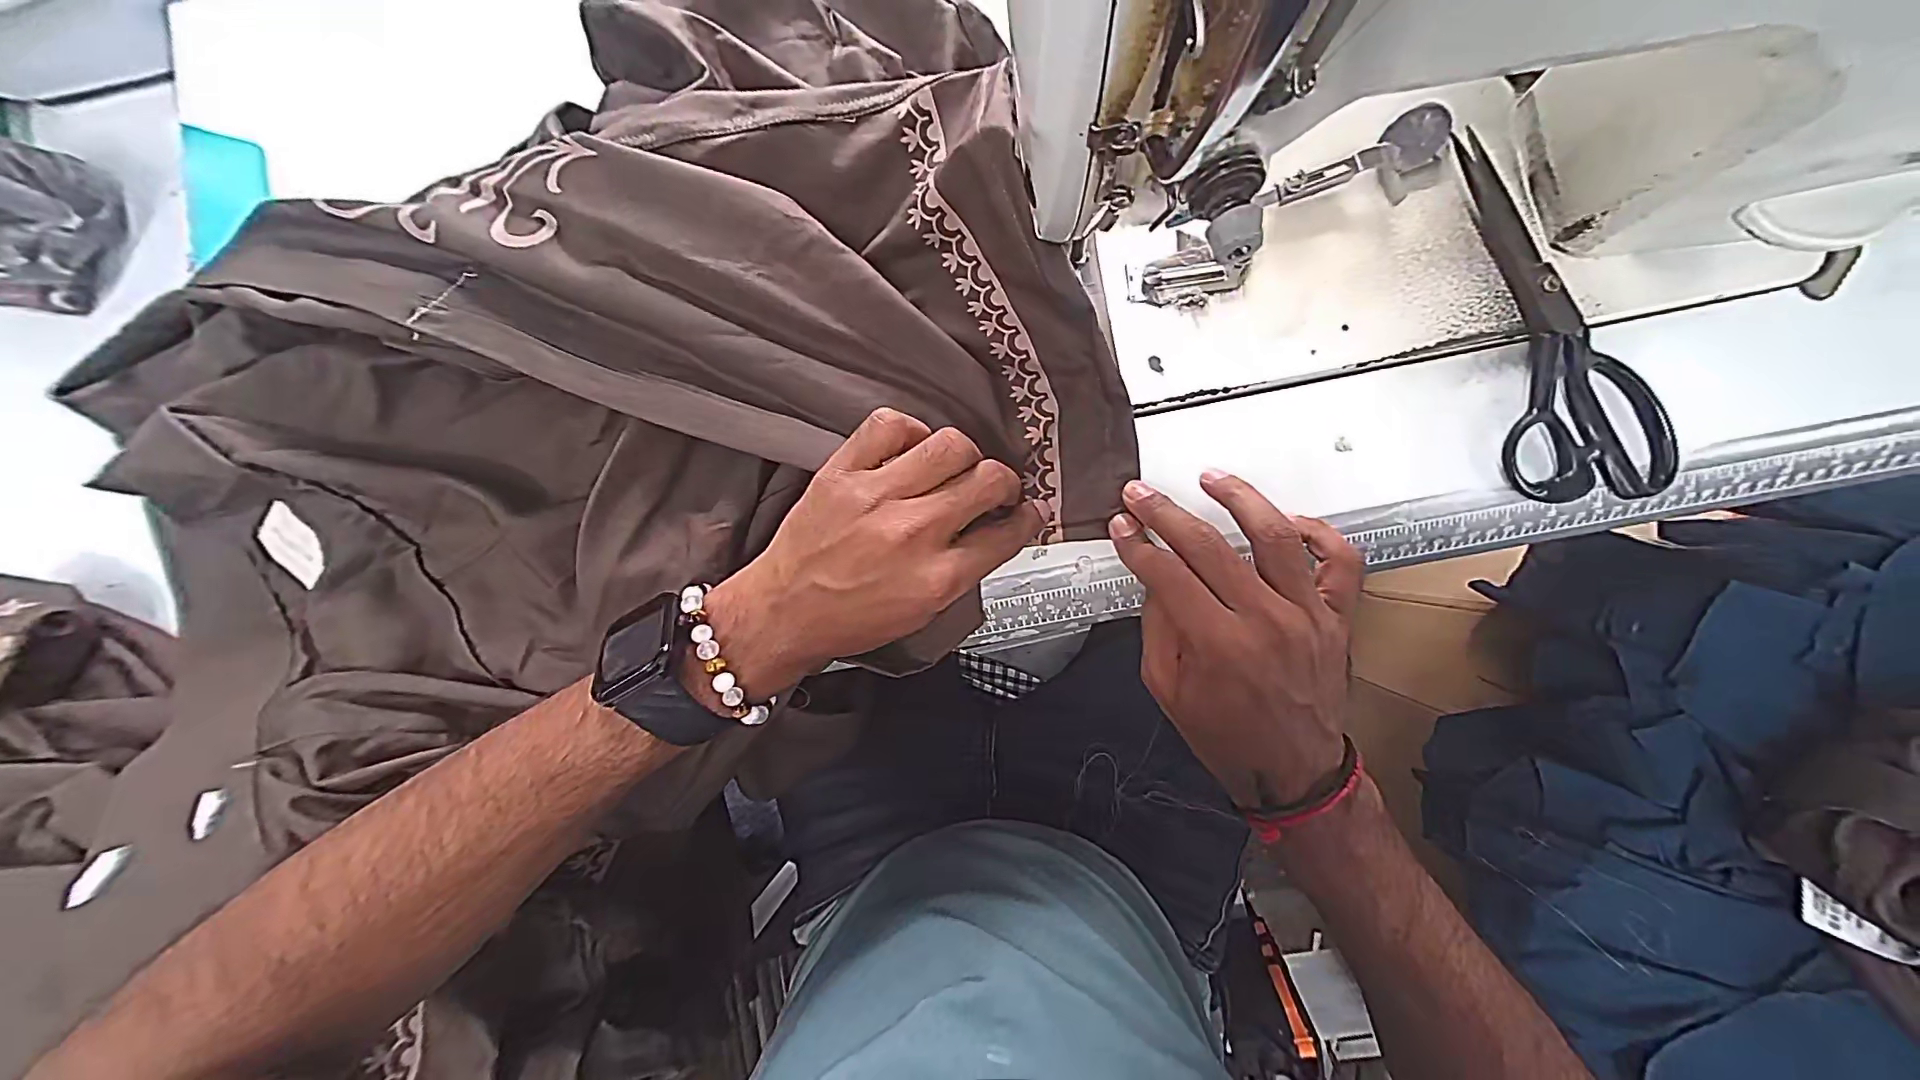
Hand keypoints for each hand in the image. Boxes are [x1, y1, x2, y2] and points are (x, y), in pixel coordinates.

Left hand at [692, 408, 1045, 706]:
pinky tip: (911, 449)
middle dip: (1004, 483)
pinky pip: (890, 426)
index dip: (1027, 518)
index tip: (1027, 512)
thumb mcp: (922, 612)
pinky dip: (910, 430)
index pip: (1006, 533)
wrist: (783, 614)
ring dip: (967, 455)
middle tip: (996, 488)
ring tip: (956, 466)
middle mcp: (912, 532)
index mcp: (937, 578)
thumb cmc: (848, 619)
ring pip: (951, 445)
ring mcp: (876, 497)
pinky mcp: (842, 473)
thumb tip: (992, 533)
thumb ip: (964, 571)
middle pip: (988, 480)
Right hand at [1108, 473, 1362, 807]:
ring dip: (1239, 500)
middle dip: (1166, 514)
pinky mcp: (1336, 617)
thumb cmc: (1228, 736)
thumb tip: (1155, 578)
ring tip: (1211, 478)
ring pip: (1275, 537)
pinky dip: (1318, 532)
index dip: (1137, 545)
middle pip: (1209, 547)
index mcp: (1218, 645)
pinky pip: (1340, 561)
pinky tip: (1287, 519)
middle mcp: (1265, 622)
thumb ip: (1158, 627)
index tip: (1123, 527)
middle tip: (1142, 495)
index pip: (1167, 574)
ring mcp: (1307, 615)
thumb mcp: (1167, 688)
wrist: (1294, 770)